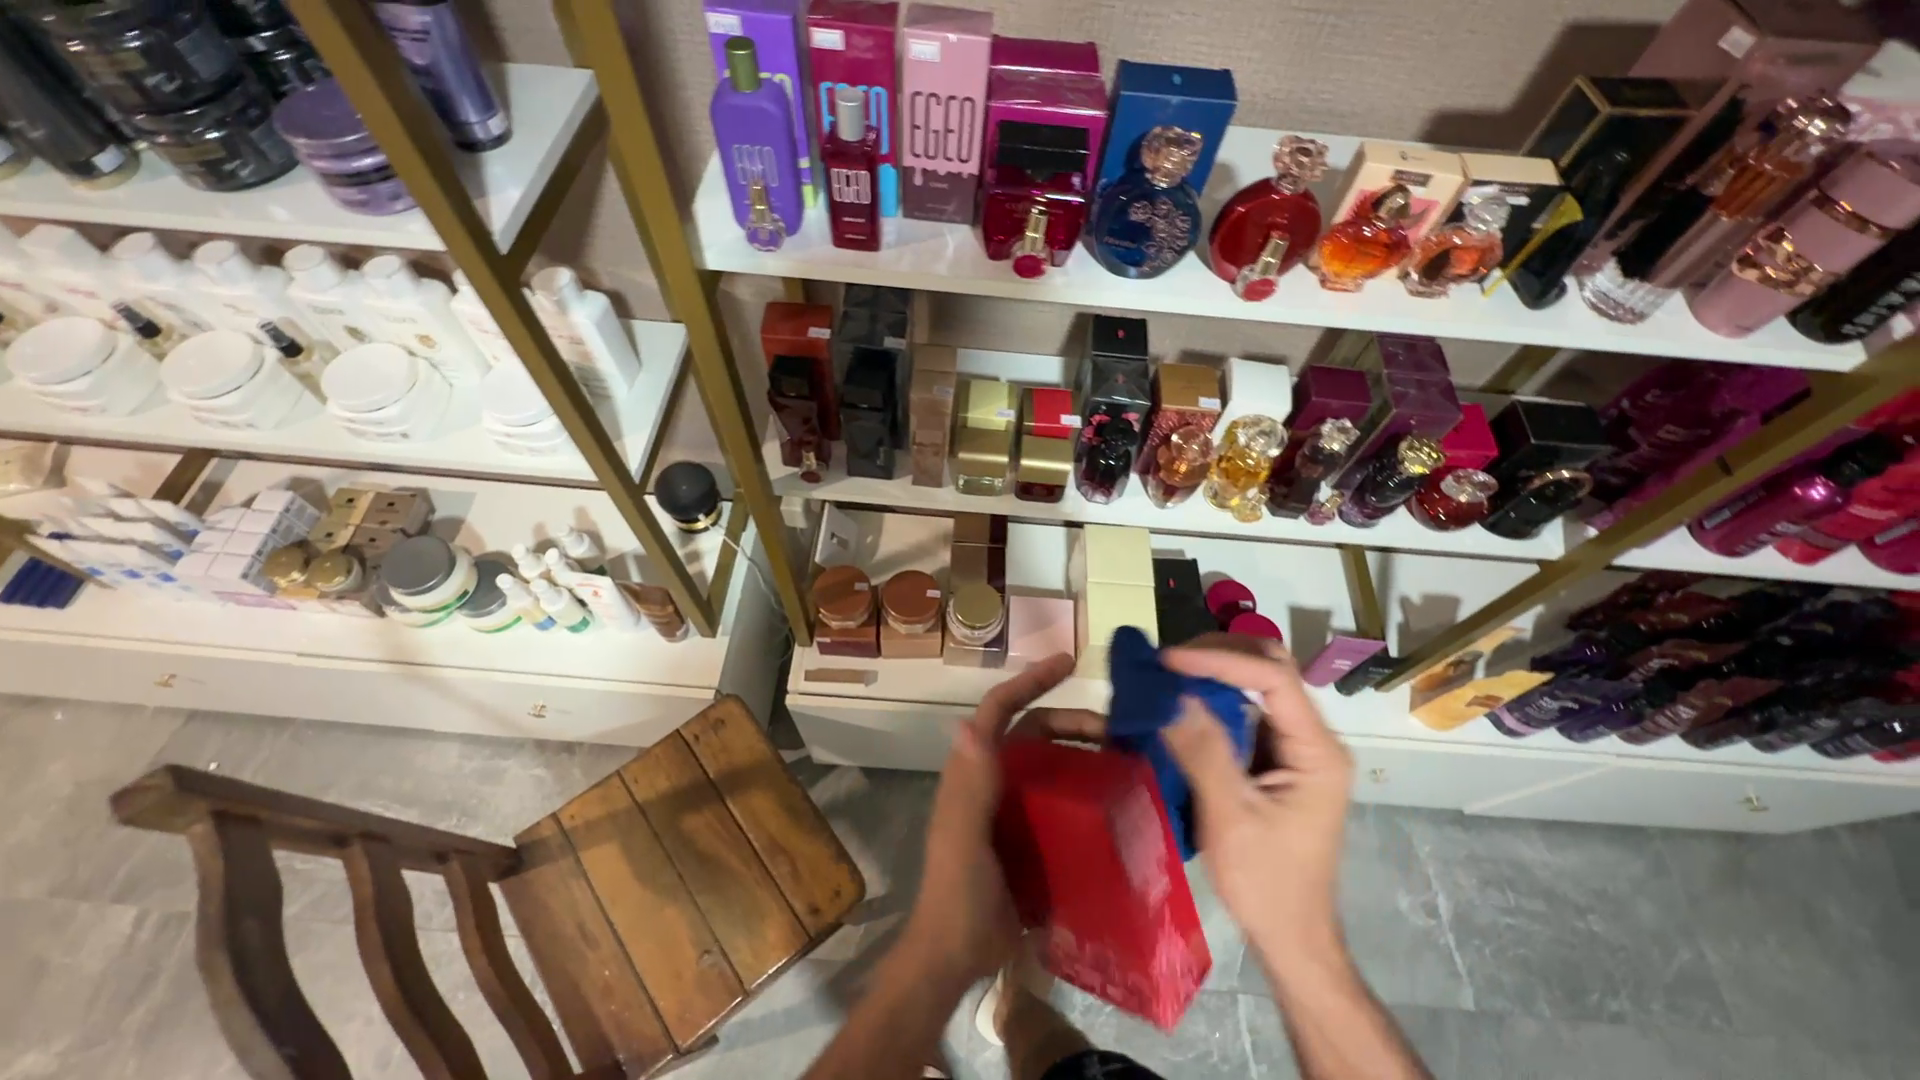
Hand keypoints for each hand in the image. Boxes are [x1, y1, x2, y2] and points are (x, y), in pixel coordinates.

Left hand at [903, 652, 1086, 985]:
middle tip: (1119, 731)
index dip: (1030, 681)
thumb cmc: (957, 894)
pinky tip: (1119, 803)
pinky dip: (1087, 793)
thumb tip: (968, 723)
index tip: (1069, 662)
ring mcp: (1013, 810)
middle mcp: (993, 781)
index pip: (999, 710)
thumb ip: (968, 787)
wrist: (956, 955)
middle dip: (1074, 721)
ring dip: (1085, 755)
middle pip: (1035, 734)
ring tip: (1128, 760)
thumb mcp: (963, 839)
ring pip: (1053, 765)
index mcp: (973, 772)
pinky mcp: (1031, 839)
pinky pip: (1063, 802)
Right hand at [1160, 634, 1353, 958]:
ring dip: (1215, 673)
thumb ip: (1204, 751)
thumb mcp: (1230, 816)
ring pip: (1260, 685)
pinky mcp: (1277, 761)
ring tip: (1168, 675)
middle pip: (1273, 669)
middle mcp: (1314, 739)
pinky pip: (1247, 713)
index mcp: (1317, 751)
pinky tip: (1183, 703)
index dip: (1219, 660)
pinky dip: (1214, 699)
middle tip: (1167, 662)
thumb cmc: (1266, 882)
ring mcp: (1296, 749)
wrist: (1291, 935)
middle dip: (1219, 655)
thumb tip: (1172, 694)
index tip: (1168, 660)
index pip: (1273, 678)